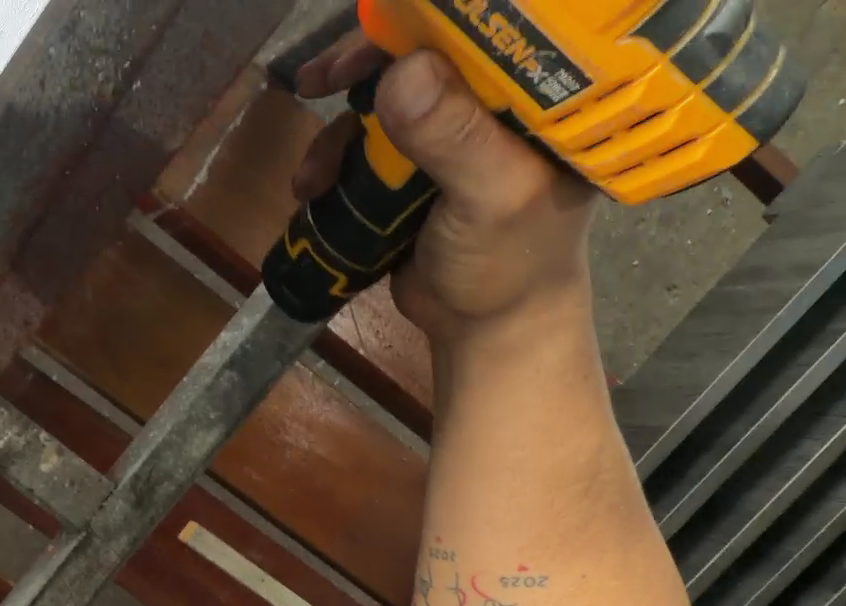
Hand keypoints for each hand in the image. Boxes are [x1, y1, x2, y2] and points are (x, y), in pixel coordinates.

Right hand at [294, 36, 597, 347]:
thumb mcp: (490, 198)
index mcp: (544, 89)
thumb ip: (453, 137)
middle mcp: (498, 98)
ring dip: (335, 136)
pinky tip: (312, 190)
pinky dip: (329, 163)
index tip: (383, 26)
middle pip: (426, 53)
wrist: (479, 326)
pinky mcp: (410, 167)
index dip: (435, 16)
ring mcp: (449, 134)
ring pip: (380, 102)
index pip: (495, 26)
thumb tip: (401, 73)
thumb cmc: (508, 264)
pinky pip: (361, 146)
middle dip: (364, 67)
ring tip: (310, 179)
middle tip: (320, 81)